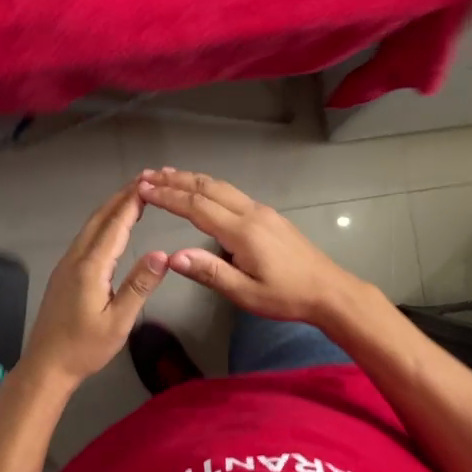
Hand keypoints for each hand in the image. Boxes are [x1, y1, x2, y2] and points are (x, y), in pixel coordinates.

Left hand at [23, 183, 170, 383]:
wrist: (46, 365)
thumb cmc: (85, 348)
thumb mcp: (118, 321)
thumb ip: (139, 286)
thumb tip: (162, 253)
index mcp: (90, 268)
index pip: (115, 226)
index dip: (132, 203)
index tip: (149, 184)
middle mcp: (75, 260)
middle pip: (99, 220)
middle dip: (121, 198)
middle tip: (143, 181)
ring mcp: (66, 266)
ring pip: (89, 228)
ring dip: (110, 210)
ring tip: (131, 198)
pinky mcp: (63, 275)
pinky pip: (85, 239)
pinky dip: (101, 225)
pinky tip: (110, 228)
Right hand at [136, 168, 371, 325]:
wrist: (329, 290)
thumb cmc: (286, 296)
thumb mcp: (245, 293)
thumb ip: (209, 273)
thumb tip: (173, 257)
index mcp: (242, 231)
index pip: (196, 207)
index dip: (168, 197)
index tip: (142, 190)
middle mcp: (251, 213)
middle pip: (207, 188)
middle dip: (174, 181)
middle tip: (145, 175)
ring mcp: (262, 212)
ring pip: (220, 187)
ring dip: (191, 179)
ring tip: (165, 174)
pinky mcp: (268, 216)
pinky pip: (231, 193)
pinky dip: (208, 187)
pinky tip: (201, 190)